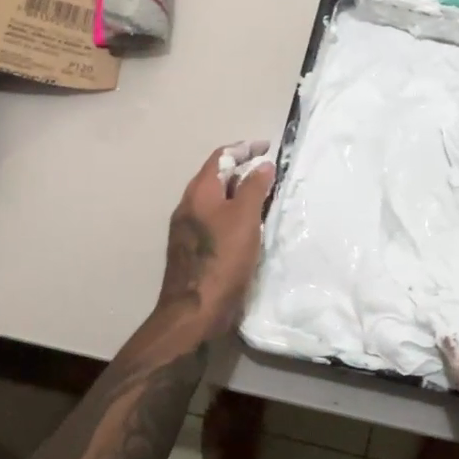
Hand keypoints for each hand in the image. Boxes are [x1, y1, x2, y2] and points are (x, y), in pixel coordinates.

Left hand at [159, 143, 275, 338]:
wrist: (195, 310)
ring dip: (240, 195)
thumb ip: (254, 187)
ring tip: (266, 198)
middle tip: (270, 174)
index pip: (220, 157)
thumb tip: (262, 165)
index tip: (267, 148)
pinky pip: (216, 221)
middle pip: (217, 178)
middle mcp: (189, 206)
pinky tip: (251, 228)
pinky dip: (235, 215)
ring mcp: (188, 229)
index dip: (244, 149)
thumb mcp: (246, 218)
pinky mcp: (194, 249)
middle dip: (243, 171)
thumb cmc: (222, 258)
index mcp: (199, 192)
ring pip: (217, 201)